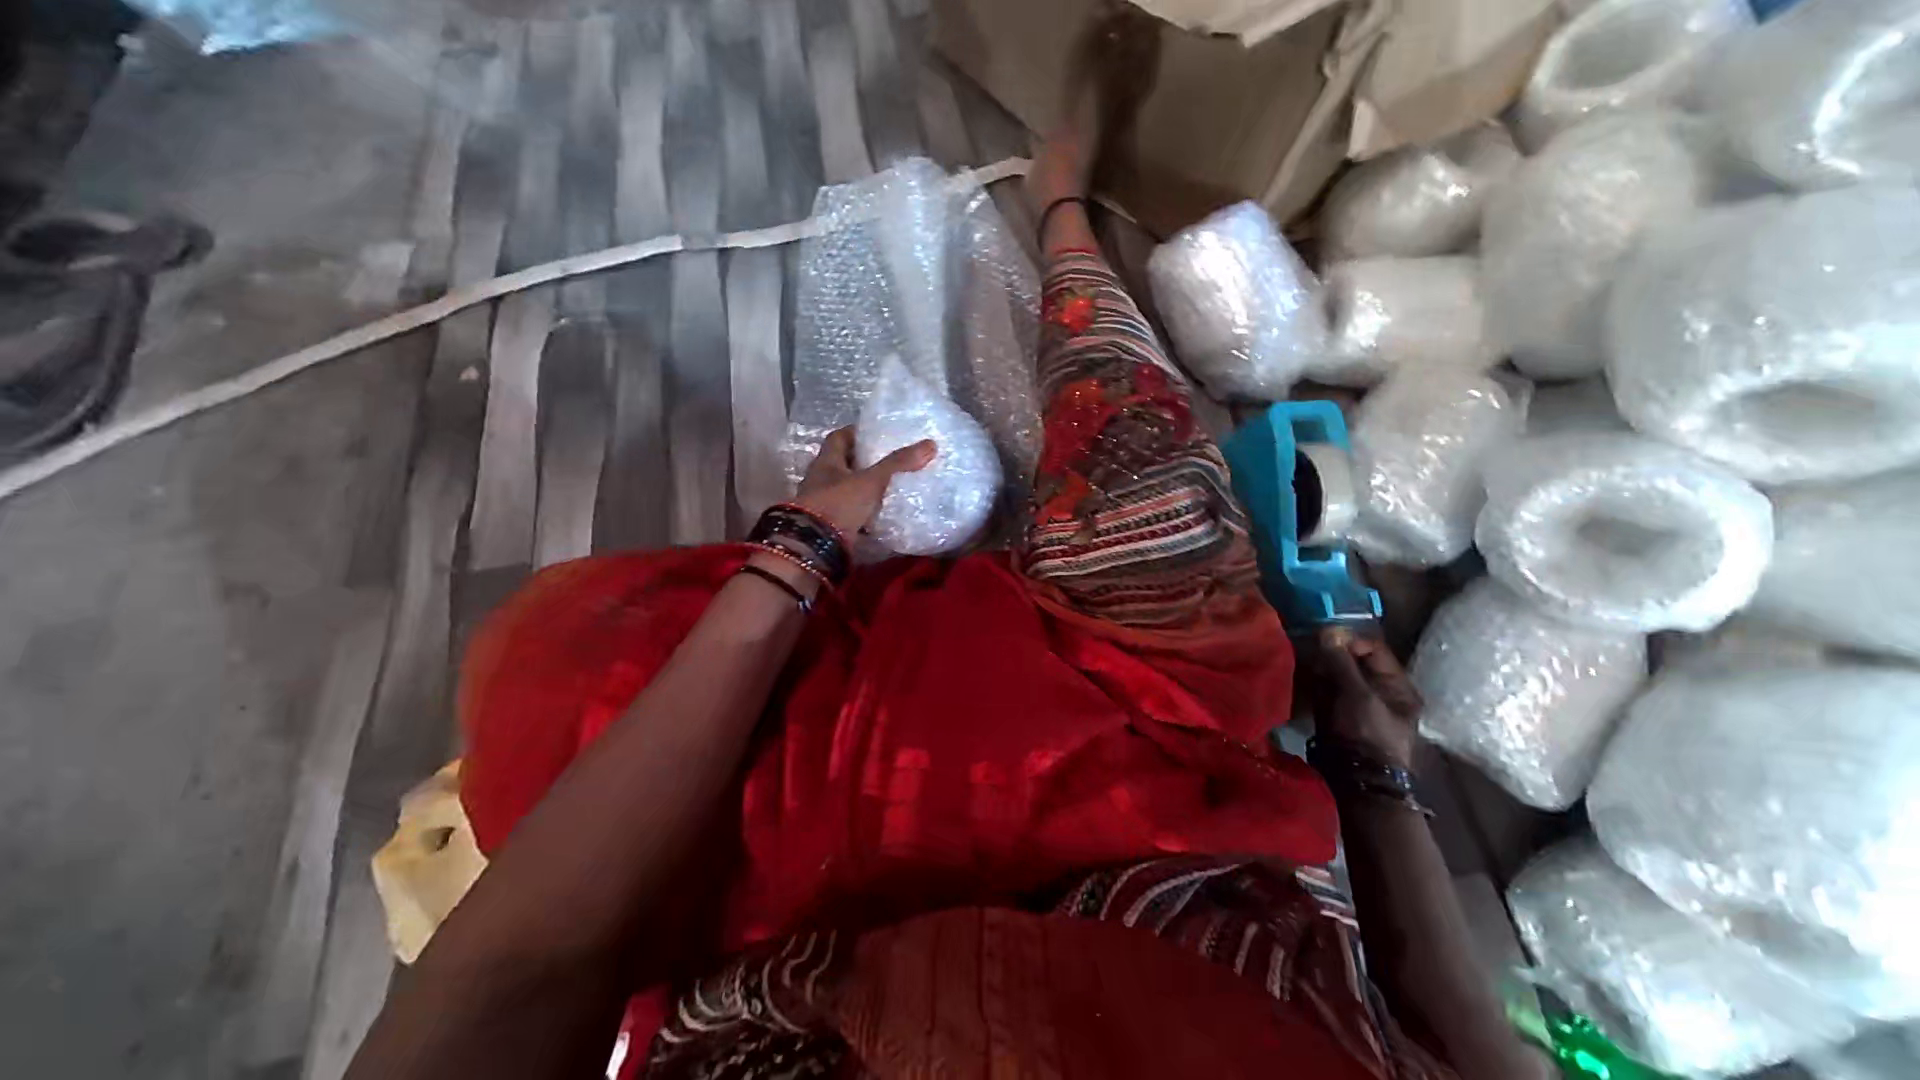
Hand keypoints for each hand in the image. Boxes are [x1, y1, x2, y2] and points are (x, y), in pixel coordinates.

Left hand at [793, 427, 935, 535]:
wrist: (816, 546)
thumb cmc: (839, 503)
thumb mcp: (871, 480)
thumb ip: (898, 463)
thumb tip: (931, 444)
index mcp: (826, 462)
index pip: (839, 437)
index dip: (856, 433)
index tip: (877, 434)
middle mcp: (821, 479)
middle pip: (843, 464)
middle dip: (864, 461)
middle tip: (890, 460)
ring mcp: (823, 503)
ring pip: (847, 489)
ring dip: (864, 487)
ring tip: (890, 485)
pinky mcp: (830, 524)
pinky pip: (850, 512)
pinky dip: (864, 511)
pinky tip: (882, 512)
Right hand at [1309, 626, 1421, 770]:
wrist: (1355, 779)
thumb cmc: (1365, 733)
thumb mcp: (1356, 694)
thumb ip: (1341, 662)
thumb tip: (1327, 630)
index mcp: (1398, 686)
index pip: (1374, 649)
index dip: (1350, 641)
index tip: (1324, 640)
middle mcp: (1380, 692)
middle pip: (1353, 662)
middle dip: (1331, 654)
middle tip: (1308, 649)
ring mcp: (1358, 705)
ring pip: (1336, 676)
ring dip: (1319, 668)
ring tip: (1301, 664)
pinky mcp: (1338, 716)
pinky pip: (1325, 692)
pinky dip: (1314, 684)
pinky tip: (1300, 680)